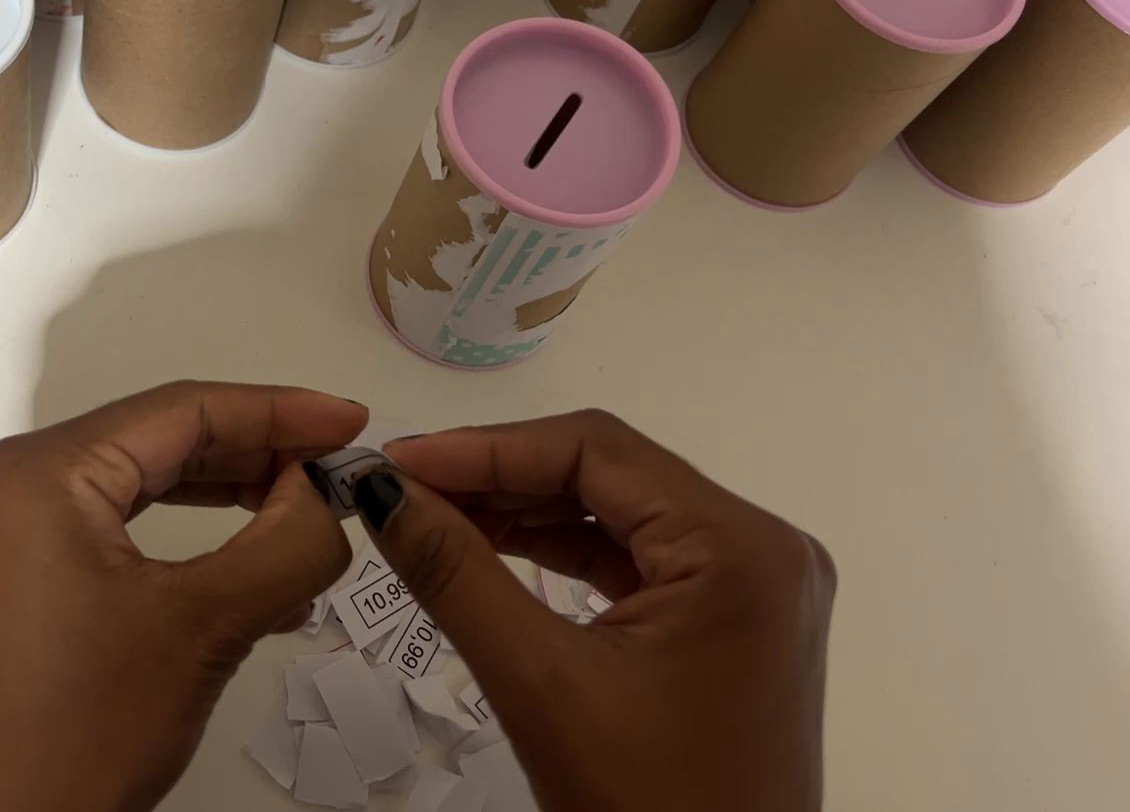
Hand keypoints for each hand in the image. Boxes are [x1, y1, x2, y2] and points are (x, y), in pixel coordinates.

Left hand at [0, 382, 364, 811]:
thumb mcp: (204, 627)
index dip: (277, 410)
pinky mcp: (10, 564)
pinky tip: (247, 553)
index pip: (180, 410)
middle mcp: (7, 478)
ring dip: (224, 491)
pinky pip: (112, 521)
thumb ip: (287, 543)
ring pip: (139, 480)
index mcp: (38, 470)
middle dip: (255, 452)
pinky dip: (182, 530)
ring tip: (301, 507)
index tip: (348, 420)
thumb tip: (327, 493)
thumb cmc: (84, 734)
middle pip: (158, 440)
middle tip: (332, 466)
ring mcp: (2, 522)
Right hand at [356, 410, 834, 811]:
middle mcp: (752, 546)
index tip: (399, 460)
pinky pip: (613, 547)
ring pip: (600, 503)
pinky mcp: (710, 610)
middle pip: (598, 469)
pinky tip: (479, 541)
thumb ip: (451, 571)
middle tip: (402, 484)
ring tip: (428, 510)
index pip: (592, 449)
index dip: (485, 446)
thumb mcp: (538, 683)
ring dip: (510, 504)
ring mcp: (737, 579)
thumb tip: (377, 489)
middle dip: (492, 473)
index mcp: (737, 548)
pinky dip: (541, 540)